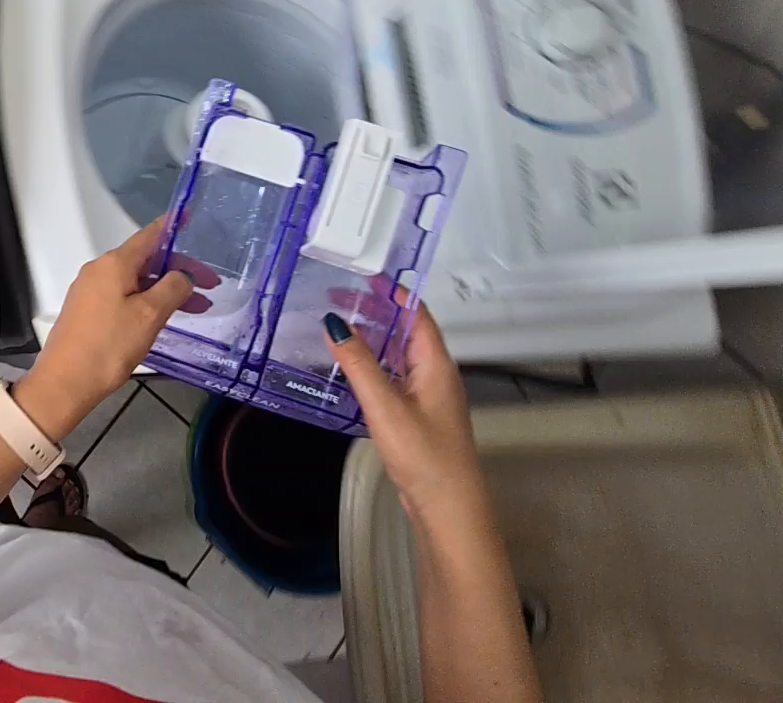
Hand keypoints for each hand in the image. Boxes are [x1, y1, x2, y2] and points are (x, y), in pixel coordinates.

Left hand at [17, 219, 213, 439]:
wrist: (65, 381)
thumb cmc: (109, 345)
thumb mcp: (149, 315)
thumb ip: (172, 288)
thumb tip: (181, 275)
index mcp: (113, 263)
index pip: (149, 235)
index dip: (172, 226)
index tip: (191, 217)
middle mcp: (99, 269)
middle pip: (145, 260)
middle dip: (179, 270)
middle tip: (211, 288)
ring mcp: (91, 290)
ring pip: (137, 280)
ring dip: (167, 290)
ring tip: (198, 308)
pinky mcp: (88, 310)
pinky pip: (125, 295)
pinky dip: (149, 300)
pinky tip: (166, 316)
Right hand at [325, 304, 488, 524]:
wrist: (448, 509)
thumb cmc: (423, 454)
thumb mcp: (385, 405)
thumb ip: (359, 363)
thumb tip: (334, 322)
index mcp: (435, 365)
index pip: (418, 314)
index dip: (394, 291)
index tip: (362, 274)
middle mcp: (435, 374)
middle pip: (407, 331)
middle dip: (376, 310)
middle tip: (338, 295)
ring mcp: (427, 395)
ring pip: (398, 354)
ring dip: (372, 336)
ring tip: (337, 323)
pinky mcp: (417, 414)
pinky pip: (393, 374)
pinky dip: (371, 362)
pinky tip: (349, 366)